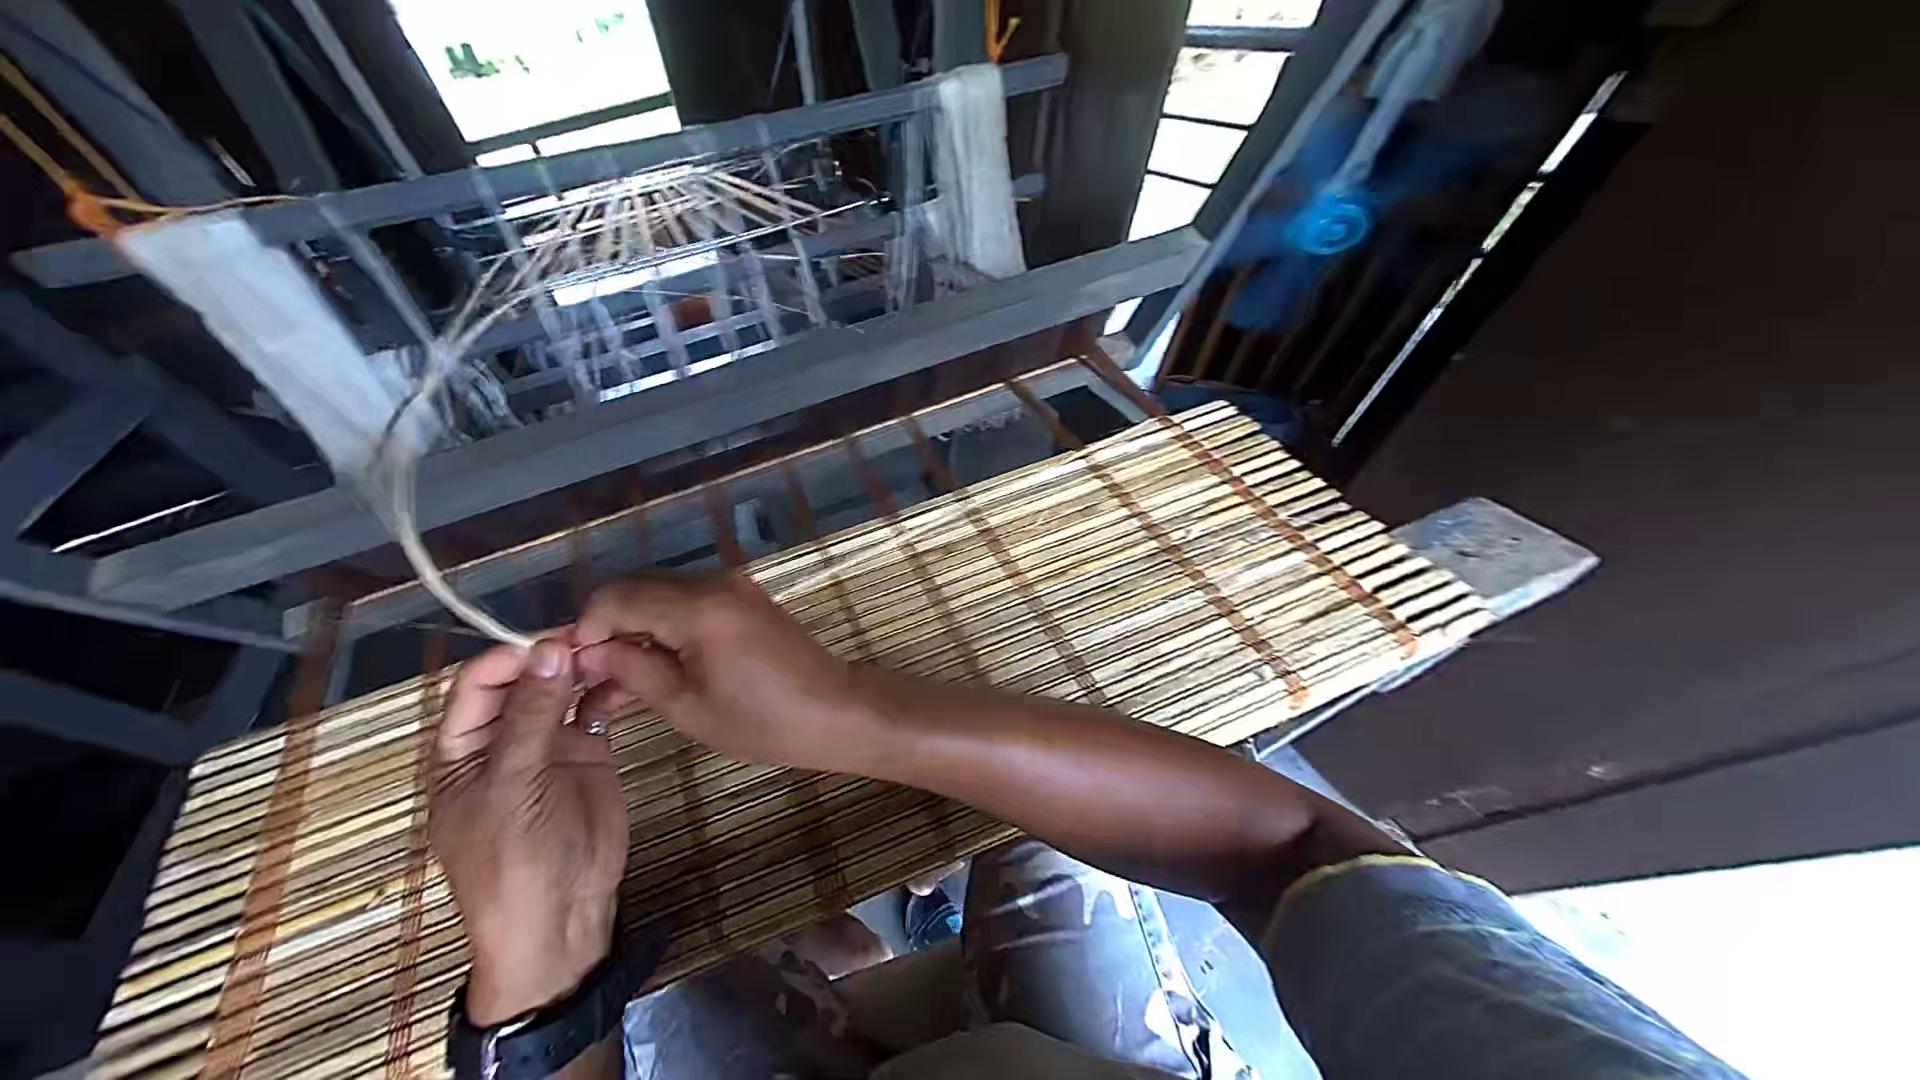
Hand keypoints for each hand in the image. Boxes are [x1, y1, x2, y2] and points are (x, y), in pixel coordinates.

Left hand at [431, 638, 628, 1025]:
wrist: (563, 909)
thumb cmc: (514, 856)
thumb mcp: (513, 785)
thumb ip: (532, 715)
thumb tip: (549, 648)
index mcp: (463, 747)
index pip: (479, 686)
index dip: (511, 659)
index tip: (553, 641)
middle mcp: (505, 737)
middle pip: (524, 680)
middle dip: (553, 656)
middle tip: (594, 637)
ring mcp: (549, 742)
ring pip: (563, 689)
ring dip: (585, 667)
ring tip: (616, 650)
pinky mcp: (589, 749)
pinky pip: (596, 708)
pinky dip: (610, 689)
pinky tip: (629, 676)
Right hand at [572, 573, 886, 773]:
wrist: (836, 711)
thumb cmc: (763, 721)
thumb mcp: (686, 706)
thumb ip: (632, 669)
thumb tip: (587, 652)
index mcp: (699, 606)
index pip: (615, 596)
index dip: (584, 629)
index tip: (575, 668)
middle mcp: (715, 581)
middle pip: (635, 587)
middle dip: (607, 627)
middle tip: (595, 677)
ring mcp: (734, 584)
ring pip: (660, 593)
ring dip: (635, 628)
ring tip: (623, 679)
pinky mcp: (744, 596)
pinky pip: (689, 600)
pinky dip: (665, 625)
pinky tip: (659, 664)